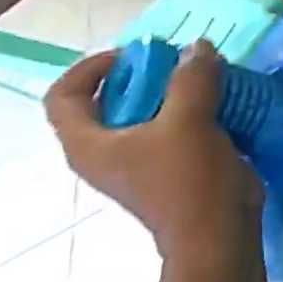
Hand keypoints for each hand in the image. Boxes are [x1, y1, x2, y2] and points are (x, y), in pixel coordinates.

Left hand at [45, 40, 262, 268]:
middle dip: (140, 76)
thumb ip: (191, 78)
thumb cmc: (189, 179)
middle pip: (107, 102)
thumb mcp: (189, 120)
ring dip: (169, 93)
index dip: (89, 68)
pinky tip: (216, 105)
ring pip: (143, 116)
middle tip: (175, 63)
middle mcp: (106, 154)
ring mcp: (138, 164)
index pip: (63, 96)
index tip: (132, 55)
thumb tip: (198, 47)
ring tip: (201, 80)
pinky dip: (188, 113)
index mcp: (89, 144)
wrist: (219, 234)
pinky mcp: (169, 170)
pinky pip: (170, 131)